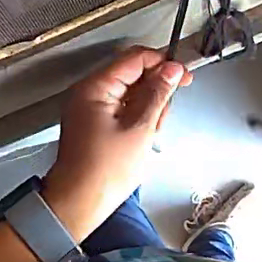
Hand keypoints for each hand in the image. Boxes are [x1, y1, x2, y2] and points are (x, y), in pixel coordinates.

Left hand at [43, 48, 189, 237]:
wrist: (79, 203)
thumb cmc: (102, 172)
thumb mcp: (141, 128)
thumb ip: (158, 94)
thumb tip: (171, 71)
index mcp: (95, 87)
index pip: (135, 58)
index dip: (163, 63)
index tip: (183, 75)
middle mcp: (88, 93)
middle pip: (132, 74)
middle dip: (155, 91)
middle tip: (163, 114)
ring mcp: (90, 108)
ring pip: (130, 94)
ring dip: (148, 109)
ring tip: (149, 135)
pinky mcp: (93, 123)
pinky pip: (122, 110)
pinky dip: (137, 120)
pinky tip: (141, 139)